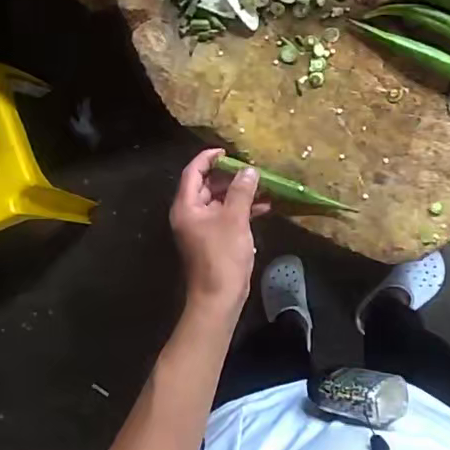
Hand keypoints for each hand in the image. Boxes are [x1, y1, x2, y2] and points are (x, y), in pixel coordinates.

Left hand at [169, 148, 267, 311]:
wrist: (218, 298)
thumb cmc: (223, 257)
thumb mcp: (235, 220)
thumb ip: (241, 192)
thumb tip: (249, 170)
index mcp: (186, 207)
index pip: (193, 172)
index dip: (209, 158)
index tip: (228, 151)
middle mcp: (189, 215)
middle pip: (205, 186)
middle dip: (229, 176)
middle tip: (251, 169)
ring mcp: (200, 229)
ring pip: (218, 201)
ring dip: (238, 193)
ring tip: (262, 186)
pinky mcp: (212, 241)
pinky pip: (224, 217)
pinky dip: (240, 211)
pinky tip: (263, 208)